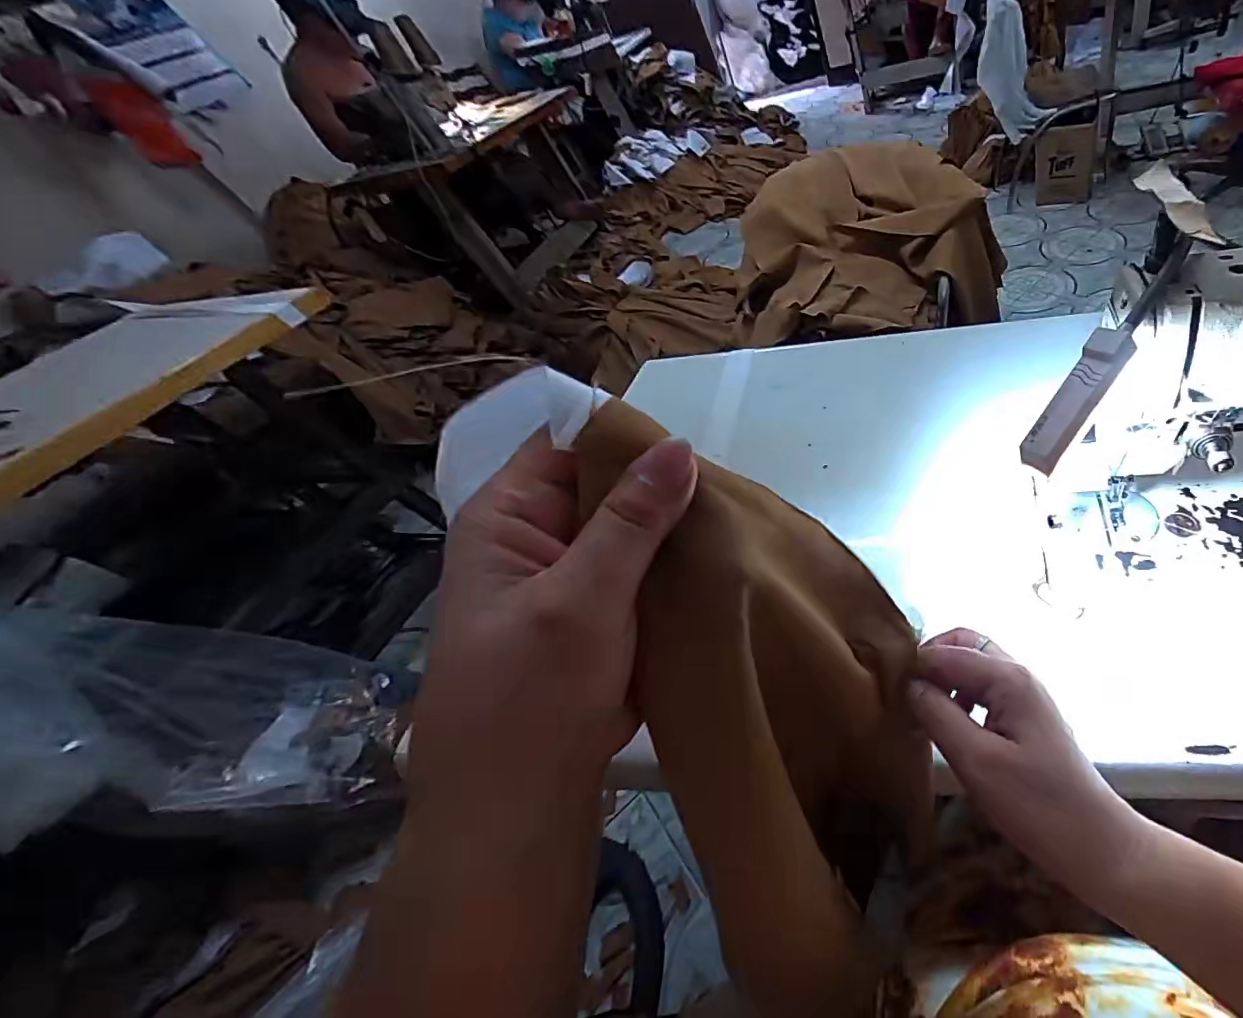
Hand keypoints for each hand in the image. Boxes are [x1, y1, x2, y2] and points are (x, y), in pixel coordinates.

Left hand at [408, 434, 696, 820]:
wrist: (522, 805)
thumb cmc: (532, 696)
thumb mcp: (583, 599)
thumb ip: (632, 520)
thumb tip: (681, 447)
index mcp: (510, 517)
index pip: (567, 443)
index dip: (625, 437)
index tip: (692, 448)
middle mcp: (540, 536)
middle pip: (607, 484)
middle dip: (663, 484)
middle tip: (726, 490)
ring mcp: (576, 575)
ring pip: (635, 528)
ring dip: (675, 526)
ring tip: (732, 521)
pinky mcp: (606, 610)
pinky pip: (646, 568)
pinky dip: (677, 563)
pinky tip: (718, 559)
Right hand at [905, 628, 1149, 903]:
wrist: (1094, 842)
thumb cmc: (1036, 804)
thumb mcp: (977, 761)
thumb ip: (939, 716)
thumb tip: (909, 685)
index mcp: (1009, 678)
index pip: (949, 650)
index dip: (916, 664)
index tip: (886, 689)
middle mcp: (1019, 676)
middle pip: (966, 645)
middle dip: (932, 661)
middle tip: (904, 694)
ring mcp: (1025, 697)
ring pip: (975, 668)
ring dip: (945, 680)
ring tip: (920, 713)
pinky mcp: (1026, 720)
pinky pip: (985, 692)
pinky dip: (960, 698)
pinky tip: (948, 729)